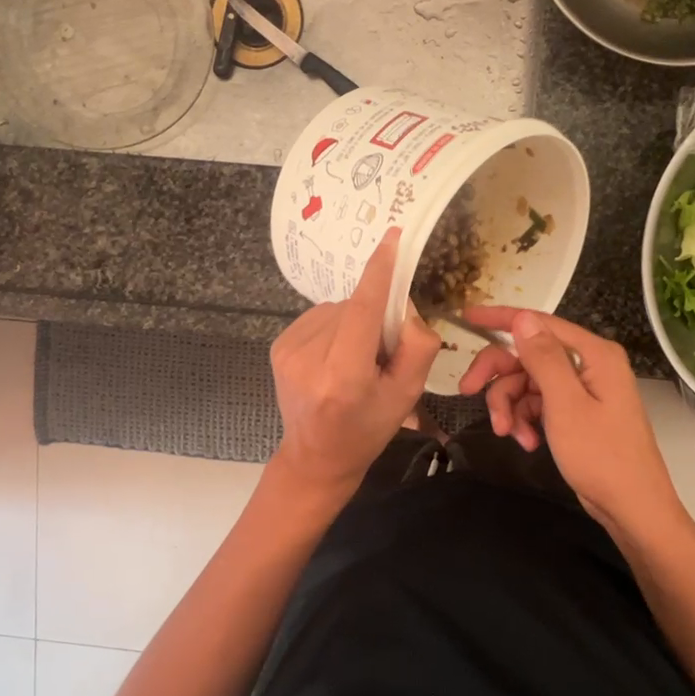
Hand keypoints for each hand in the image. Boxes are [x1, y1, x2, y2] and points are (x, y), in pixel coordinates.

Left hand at [271, 228, 440, 491]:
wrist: (316, 457)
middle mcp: (309, 358)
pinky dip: (335, 328)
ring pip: (336, 309)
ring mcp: (288, 350)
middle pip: (353, 308)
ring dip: (353, 323)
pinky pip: (319, 317)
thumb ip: (416, 346)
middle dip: (374, 317)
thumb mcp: (407, 395)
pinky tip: (335, 357)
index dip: (379, 272)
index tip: (394, 238)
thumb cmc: (367, 429)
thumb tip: (405, 306)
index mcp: (343, 375)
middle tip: (380, 353)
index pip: (362, 310)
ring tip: (354, 359)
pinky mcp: (278, 346)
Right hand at [457, 308, 682, 528]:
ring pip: (528, 383)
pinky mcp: (576, 413)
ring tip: (507, 433)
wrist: (631, 507)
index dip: (500, 319)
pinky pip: (538, 404)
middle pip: (528, 356)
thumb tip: (522, 318)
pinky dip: (526, 420)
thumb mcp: (566, 405)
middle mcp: (588, 364)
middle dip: (499, 376)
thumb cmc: (602, 456)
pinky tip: (526, 442)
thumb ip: (543, 358)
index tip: (466, 317)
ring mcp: (583, 390)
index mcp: (593, 354)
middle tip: (468, 392)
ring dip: (510, 406)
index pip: (539, 323)